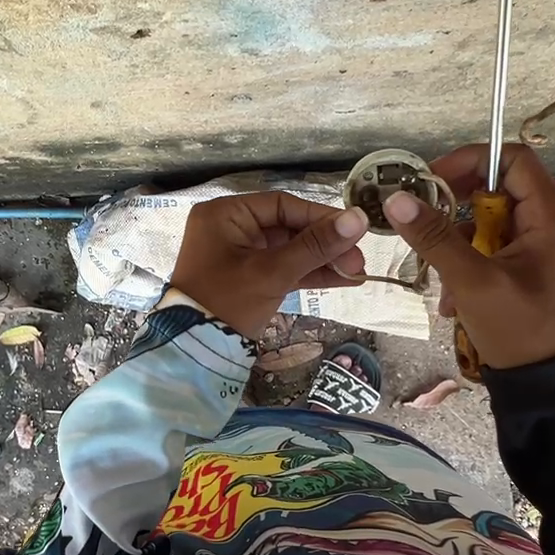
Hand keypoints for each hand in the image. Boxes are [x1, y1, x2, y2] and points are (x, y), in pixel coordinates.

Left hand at [169, 192, 369, 337]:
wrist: (195, 349)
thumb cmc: (227, 302)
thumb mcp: (272, 272)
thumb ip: (315, 246)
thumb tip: (359, 218)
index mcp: (225, 214)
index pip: (282, 205)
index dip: (320, 218)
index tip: (355, 230)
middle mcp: (229, 226)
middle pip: (287, 226)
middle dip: (324, 244)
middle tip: (359, 261)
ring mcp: (237, 252)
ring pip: (287, 249)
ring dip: (321, 260)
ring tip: (357, 273)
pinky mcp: (246, 276)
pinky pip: (280, 267)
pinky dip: (307, 274)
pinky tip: (342, 280)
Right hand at [382, 143, 554, 369]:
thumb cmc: (523, 329)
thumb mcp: (473, 282)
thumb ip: (435, 237)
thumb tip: (397, 199)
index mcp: (553, 216)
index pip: (511, 159)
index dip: (468, 160)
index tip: (430, 181)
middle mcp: (553, 222)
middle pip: (495, 190)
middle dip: (454, 210)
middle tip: (422, 227)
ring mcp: (543, 246)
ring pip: (488, 222)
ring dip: (456, 245)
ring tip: (440, 278)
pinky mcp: (531, 268)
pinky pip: (492, 248)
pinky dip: (467, 264)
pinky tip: (454, 297)